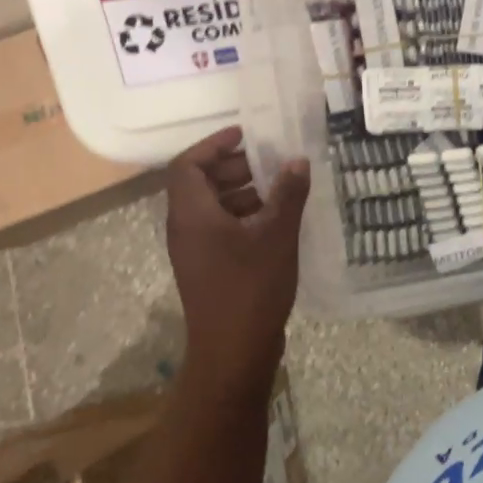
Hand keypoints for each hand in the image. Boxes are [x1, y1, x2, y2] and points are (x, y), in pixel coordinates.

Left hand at [164, 126, 310, 400]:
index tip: (248, 135)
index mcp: (192, 215)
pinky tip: (280, 221)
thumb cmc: (251, 287)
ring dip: (245, 191)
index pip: (188, 165)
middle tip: (274, 160)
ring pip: (213, 206)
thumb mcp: (277, 235)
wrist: (233, 347)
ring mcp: (196, 249)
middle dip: (236, 166)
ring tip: (283, 188)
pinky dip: (247, 215)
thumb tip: (296, 160)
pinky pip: (222, 228)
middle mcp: (186, 228)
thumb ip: (287, 194)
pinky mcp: (210, 266)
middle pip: (200, 183)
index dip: (215, 144)